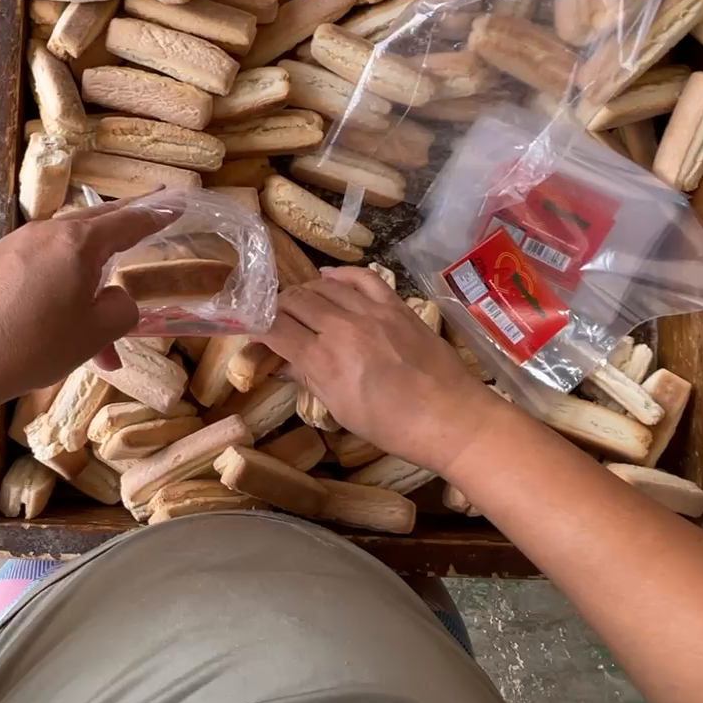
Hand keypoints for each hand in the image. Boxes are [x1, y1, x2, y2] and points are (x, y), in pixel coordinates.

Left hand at [0, 202, 171, 404]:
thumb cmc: (35, 346)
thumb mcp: (95, 333)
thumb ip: (121, 308)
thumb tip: (114, 296)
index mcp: (78, 242)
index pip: (129, 221)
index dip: (157, 215)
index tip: (176, 204)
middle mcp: (47, 232)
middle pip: (97, 220)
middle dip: (128, 218)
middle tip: (153, 207)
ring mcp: (15, 245)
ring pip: (67, 247)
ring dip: (92, 268)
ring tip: (105, 297)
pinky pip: (42, 262)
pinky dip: (63, 281)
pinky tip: (62, 317)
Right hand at [258, 267, 506, 474]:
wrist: (452, 418)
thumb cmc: (392, 427)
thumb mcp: (341, 410)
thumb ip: (308, 379)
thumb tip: (281, 364)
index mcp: (323, 361)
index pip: (274, 328)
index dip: (256, 324)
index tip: (251, 327)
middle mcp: (342, 329)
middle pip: (295, 300)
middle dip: (277, 306)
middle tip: (274, 317)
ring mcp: (371, 312)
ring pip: (323, 286)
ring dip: (304, 292)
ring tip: (299, 302)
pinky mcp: (395, 305)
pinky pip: (362, 277)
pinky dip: (340, 275)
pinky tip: (328, 278)